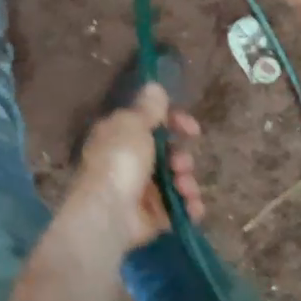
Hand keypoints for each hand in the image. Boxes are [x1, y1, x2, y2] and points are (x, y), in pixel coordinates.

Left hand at [72, 83, 203, 249]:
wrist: (109, 212)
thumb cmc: (120, 161)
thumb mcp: (133, 125)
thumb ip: (148, 109)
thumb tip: (154, 86)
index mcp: (121, 135)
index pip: (153, 123)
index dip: (175, 123)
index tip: (192, 129)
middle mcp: (131, 160)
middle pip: (169, 153)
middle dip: (182, 158)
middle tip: (180, 165)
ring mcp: (142, 189)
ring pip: (177, 180)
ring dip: (187, 182)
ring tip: (184, 188)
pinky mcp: (153, 215)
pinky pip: (179, 207)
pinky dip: (189, 206)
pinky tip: (192, 207)